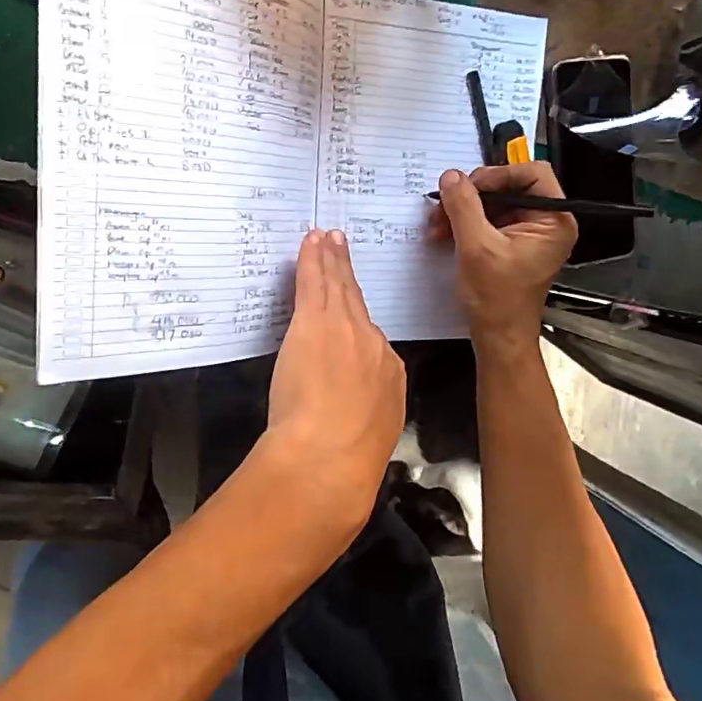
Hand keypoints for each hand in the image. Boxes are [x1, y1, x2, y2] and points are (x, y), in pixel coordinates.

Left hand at [263, 229, 406, 529]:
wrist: (330, 458)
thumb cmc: (349, 463)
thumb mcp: (372, 440)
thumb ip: (366, 421)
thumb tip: (358, 420)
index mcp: (389, 377)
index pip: (372, 342)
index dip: (359, 323)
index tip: (354, 311)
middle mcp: (374, 346)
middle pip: (358, 302)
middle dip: (348, 274)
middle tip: (342, 246)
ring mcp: (345, 329)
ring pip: (338, 285)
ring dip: (332, 259)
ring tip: (327, 237)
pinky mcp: (314, 322)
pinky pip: (314, 281)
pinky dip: (314, 259)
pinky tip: (311, 242)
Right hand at [430, 164, 577, 346]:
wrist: (497, 335)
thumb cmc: (498, 300)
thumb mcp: (476, 247)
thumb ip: (463, 206)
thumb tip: (452, 177)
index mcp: (554, 220)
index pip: (533, 173)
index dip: (499, 174)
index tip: (471, 186)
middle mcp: (546, 222)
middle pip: (509, 186)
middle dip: (472, 195)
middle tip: (446, 203)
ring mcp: (528, 232)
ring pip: (493, 202)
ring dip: (463, 209)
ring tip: (438, 223)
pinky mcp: (511, 241)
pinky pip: (487, 219)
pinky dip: (465, 222)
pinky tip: (444, 231)